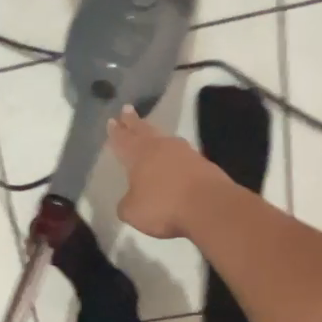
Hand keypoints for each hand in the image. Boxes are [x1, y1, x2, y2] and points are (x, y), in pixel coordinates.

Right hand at [105, 106, 231, 239]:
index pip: (123, 140)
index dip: (116, 132)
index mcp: (139, 155)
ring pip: (164, 139)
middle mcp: (161, 147)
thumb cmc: (163, 206)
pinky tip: (173, 158)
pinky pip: (181, 154)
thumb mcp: (133, 211)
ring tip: (149, 132)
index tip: (112, 120)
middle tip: (127, 109)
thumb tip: (129, 200)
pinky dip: (173, 154)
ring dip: (154, 135)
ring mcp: (184, 152)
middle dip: (134, 122)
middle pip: (144, 130)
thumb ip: (126, 203)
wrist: (208, 205)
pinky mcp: (201, 162)